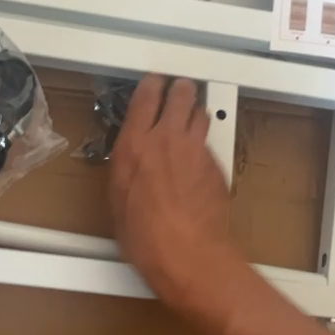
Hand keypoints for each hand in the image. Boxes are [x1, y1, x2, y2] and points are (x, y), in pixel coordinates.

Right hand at [108, 75, 249, 303]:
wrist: (186, 252)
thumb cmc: (147, 237)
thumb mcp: (119, 200)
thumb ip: (126, 171)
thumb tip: (129, 167)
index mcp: (134, 146)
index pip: (145, 97)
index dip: (151, 85)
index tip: (152, 82)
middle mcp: (166, 140)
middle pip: (180, 94)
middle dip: (180, 89)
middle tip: (178, 90)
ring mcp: (196, 150)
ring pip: (200, 113)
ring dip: (195, 112)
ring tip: (191, 118)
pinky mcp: (215, 165)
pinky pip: (210, 143)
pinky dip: (204, 144)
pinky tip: (198, 159)